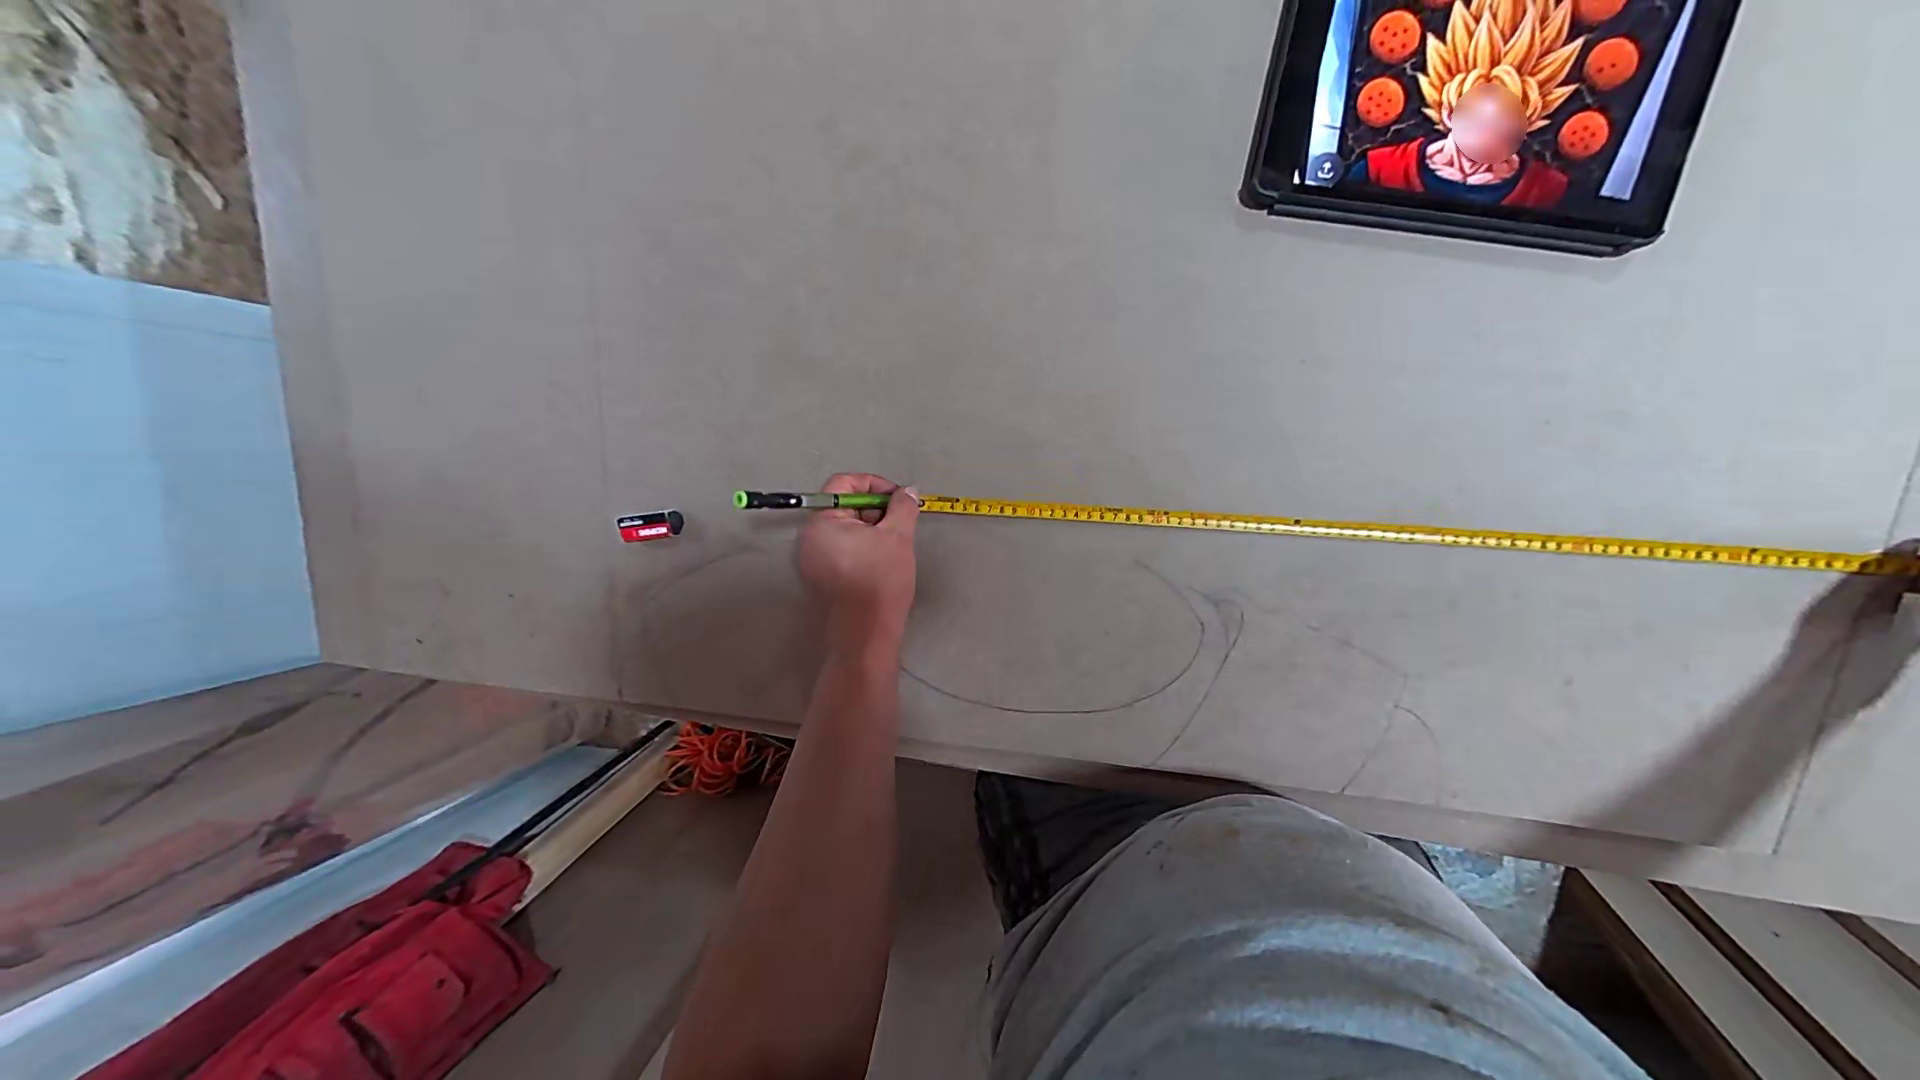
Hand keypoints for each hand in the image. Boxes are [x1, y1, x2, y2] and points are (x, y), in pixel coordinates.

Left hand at [795, 473, 919, 653]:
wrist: (865, 636)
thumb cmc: (879, 583)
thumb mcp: (897, 537)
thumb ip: (902, 507)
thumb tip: (907, 492)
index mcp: (820, 522)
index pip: (844, 483)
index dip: (875, 484)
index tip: (899, 498)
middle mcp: (808, 538)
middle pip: (844, 506)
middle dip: (876, 509)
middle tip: (900, 523)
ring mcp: (812, 559)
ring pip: (846, 529)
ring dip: (872, 528)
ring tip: (894, 544)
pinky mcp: (820, 577)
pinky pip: (842, 549)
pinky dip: (863, 546)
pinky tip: (883, 561)